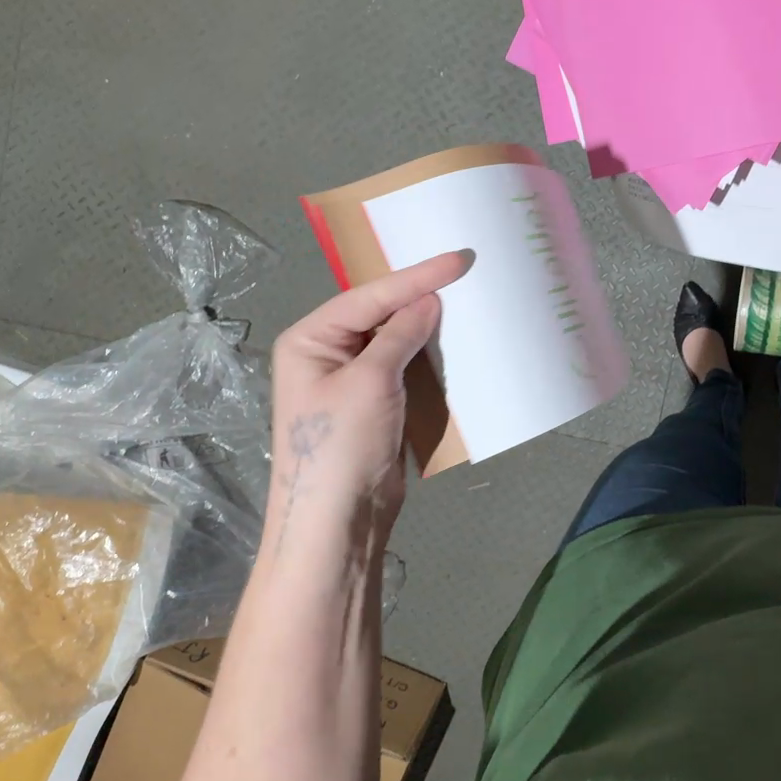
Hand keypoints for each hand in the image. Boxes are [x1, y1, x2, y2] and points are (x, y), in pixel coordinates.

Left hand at [268, 251, 468, 539]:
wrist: (338, 522)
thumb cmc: (340, 445)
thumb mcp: (370, 381)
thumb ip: (400, 335)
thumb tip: (429, 301)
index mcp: (311, 340)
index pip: (370, 296)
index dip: (416, 276)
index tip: (459, 259)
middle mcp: (329, 354)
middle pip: (382, 314)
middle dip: (421, 296)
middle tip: (465, 273)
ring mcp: (354, 382)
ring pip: (398, 341)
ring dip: (431, 327)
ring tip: (468, 302)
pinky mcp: (378, 406)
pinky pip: (408, 369)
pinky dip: (432, 357)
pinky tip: (458, 344)